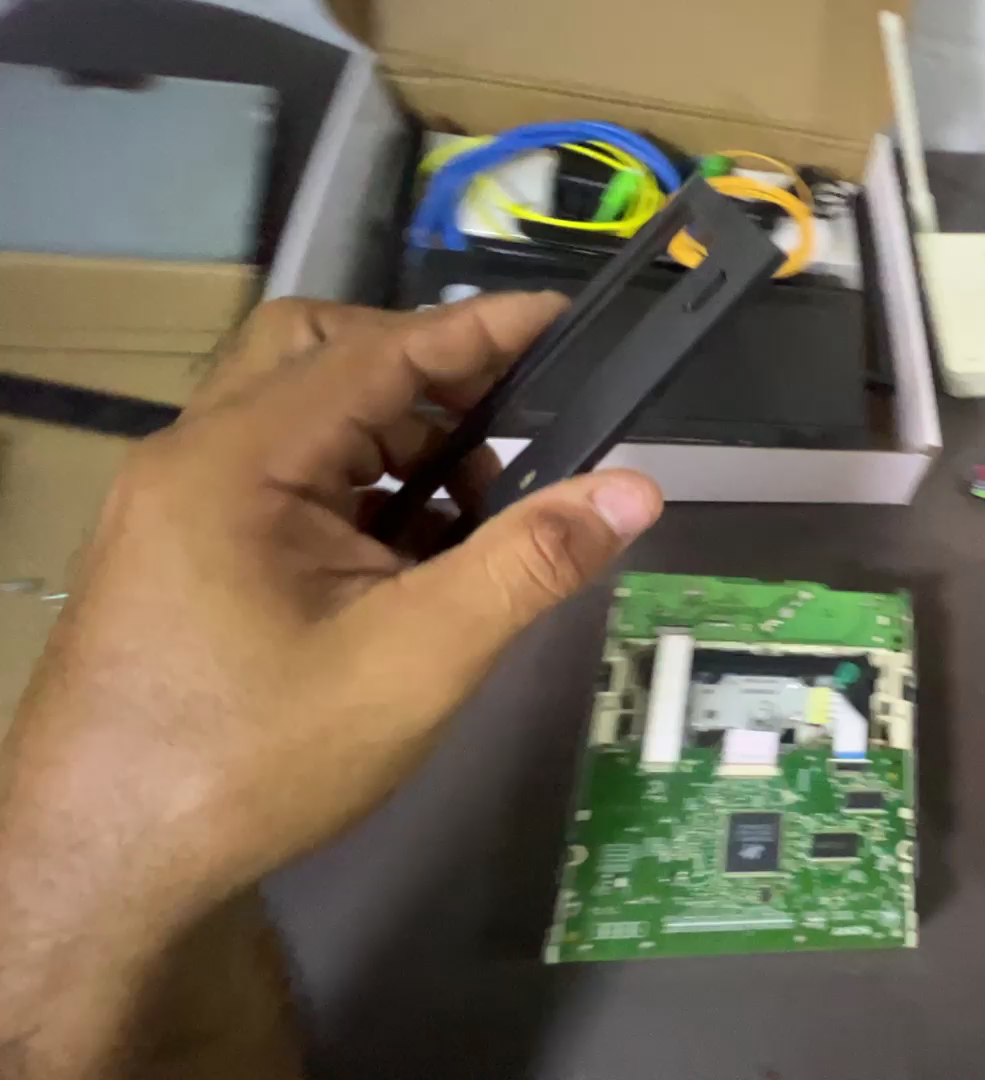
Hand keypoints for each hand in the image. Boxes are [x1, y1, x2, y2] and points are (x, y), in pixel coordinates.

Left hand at [1, 293, 662, 922]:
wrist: (109, 873)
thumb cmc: (260, 757)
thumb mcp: (424, 654)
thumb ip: (534, 561)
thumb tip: (638, 491)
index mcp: (238, 464)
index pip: (379, 355)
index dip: (479, 328)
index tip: (561, 316)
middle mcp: (208, 462)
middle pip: (328, 358)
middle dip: (434, 374)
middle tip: (518, 415)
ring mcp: (204, 508)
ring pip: (325, 421)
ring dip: (418, 440)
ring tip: (489, 504)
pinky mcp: (217, 551)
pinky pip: (318, 480)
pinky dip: (391, 490)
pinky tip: (436, 550)